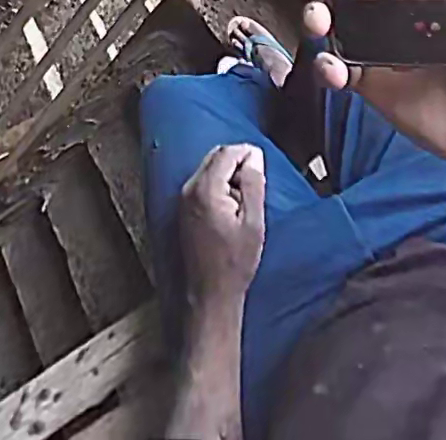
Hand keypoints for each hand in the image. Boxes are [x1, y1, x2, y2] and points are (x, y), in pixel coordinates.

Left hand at [178, 143, 266, 309]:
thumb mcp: (253, 223)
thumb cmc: (234, 262)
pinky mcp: (184, 208)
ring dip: (227, 172)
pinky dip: (218, 183)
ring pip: (208, 168)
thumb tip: (254, 157)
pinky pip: (202, 182)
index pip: (225, 153)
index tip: (261, 161)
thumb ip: (253, 186)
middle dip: (236, 160)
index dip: (246, 152)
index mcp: (206, 189)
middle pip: (214, 157)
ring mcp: (184, 198)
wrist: (210, 292)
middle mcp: (190, 188)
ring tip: (246, 195)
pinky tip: (232, 204)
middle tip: (255, 178)